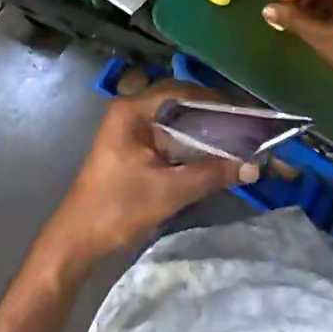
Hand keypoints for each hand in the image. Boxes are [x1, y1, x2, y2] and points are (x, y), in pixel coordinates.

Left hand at [42, 82, 250, 264]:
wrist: (78, 240)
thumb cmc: (118, 209)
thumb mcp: (170, 191)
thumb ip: (212, 174)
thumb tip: (254, 166)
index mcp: (132, 111)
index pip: (180, 92)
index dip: (214, 99)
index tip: (244, 111)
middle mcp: (130, 111)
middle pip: (178, 101)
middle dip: (210, 112)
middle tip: (243, 123)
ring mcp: (129, 128)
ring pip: (173, 118)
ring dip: (201, 127)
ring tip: (235, 136)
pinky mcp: (132, 146)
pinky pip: (167, 133)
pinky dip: (189, 140)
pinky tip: (211, 152)